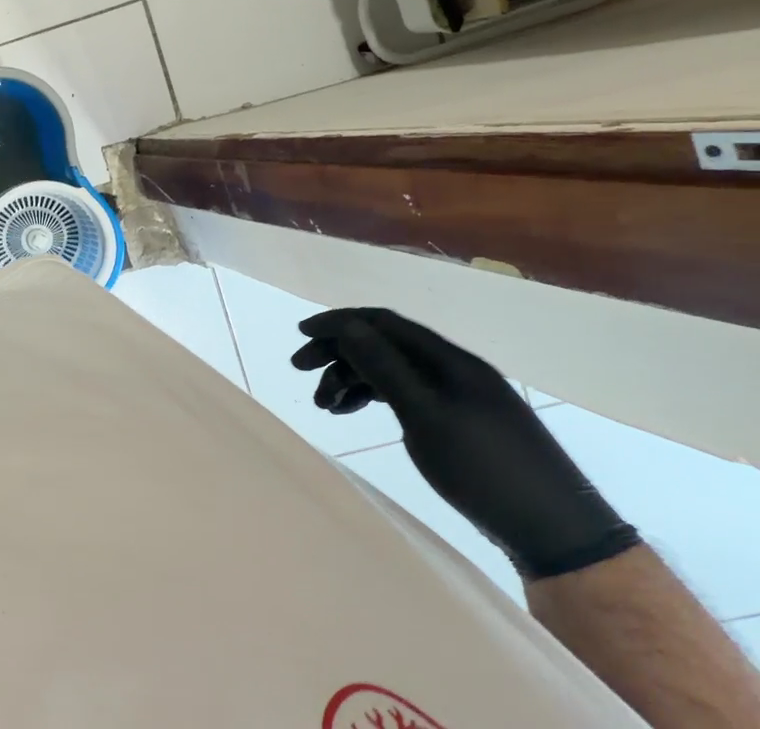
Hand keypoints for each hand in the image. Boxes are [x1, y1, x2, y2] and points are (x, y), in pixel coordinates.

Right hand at [293, 308, 639, 578]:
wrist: (553, 529)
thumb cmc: (484, 470)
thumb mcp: (425, 416)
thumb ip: (385, 368)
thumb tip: (348, 327)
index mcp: (450, 362)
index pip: (384, 323)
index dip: (340, 323)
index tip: (300, 335)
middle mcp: (454, 370)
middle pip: (384, 345)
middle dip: (338, 353)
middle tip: (301, 371)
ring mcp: (459, 396)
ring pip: (390, 371)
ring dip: (351, 379)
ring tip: (326, 407)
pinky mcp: (459, 421)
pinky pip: (403, 393)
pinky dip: (372, 397)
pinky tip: (354, 413)